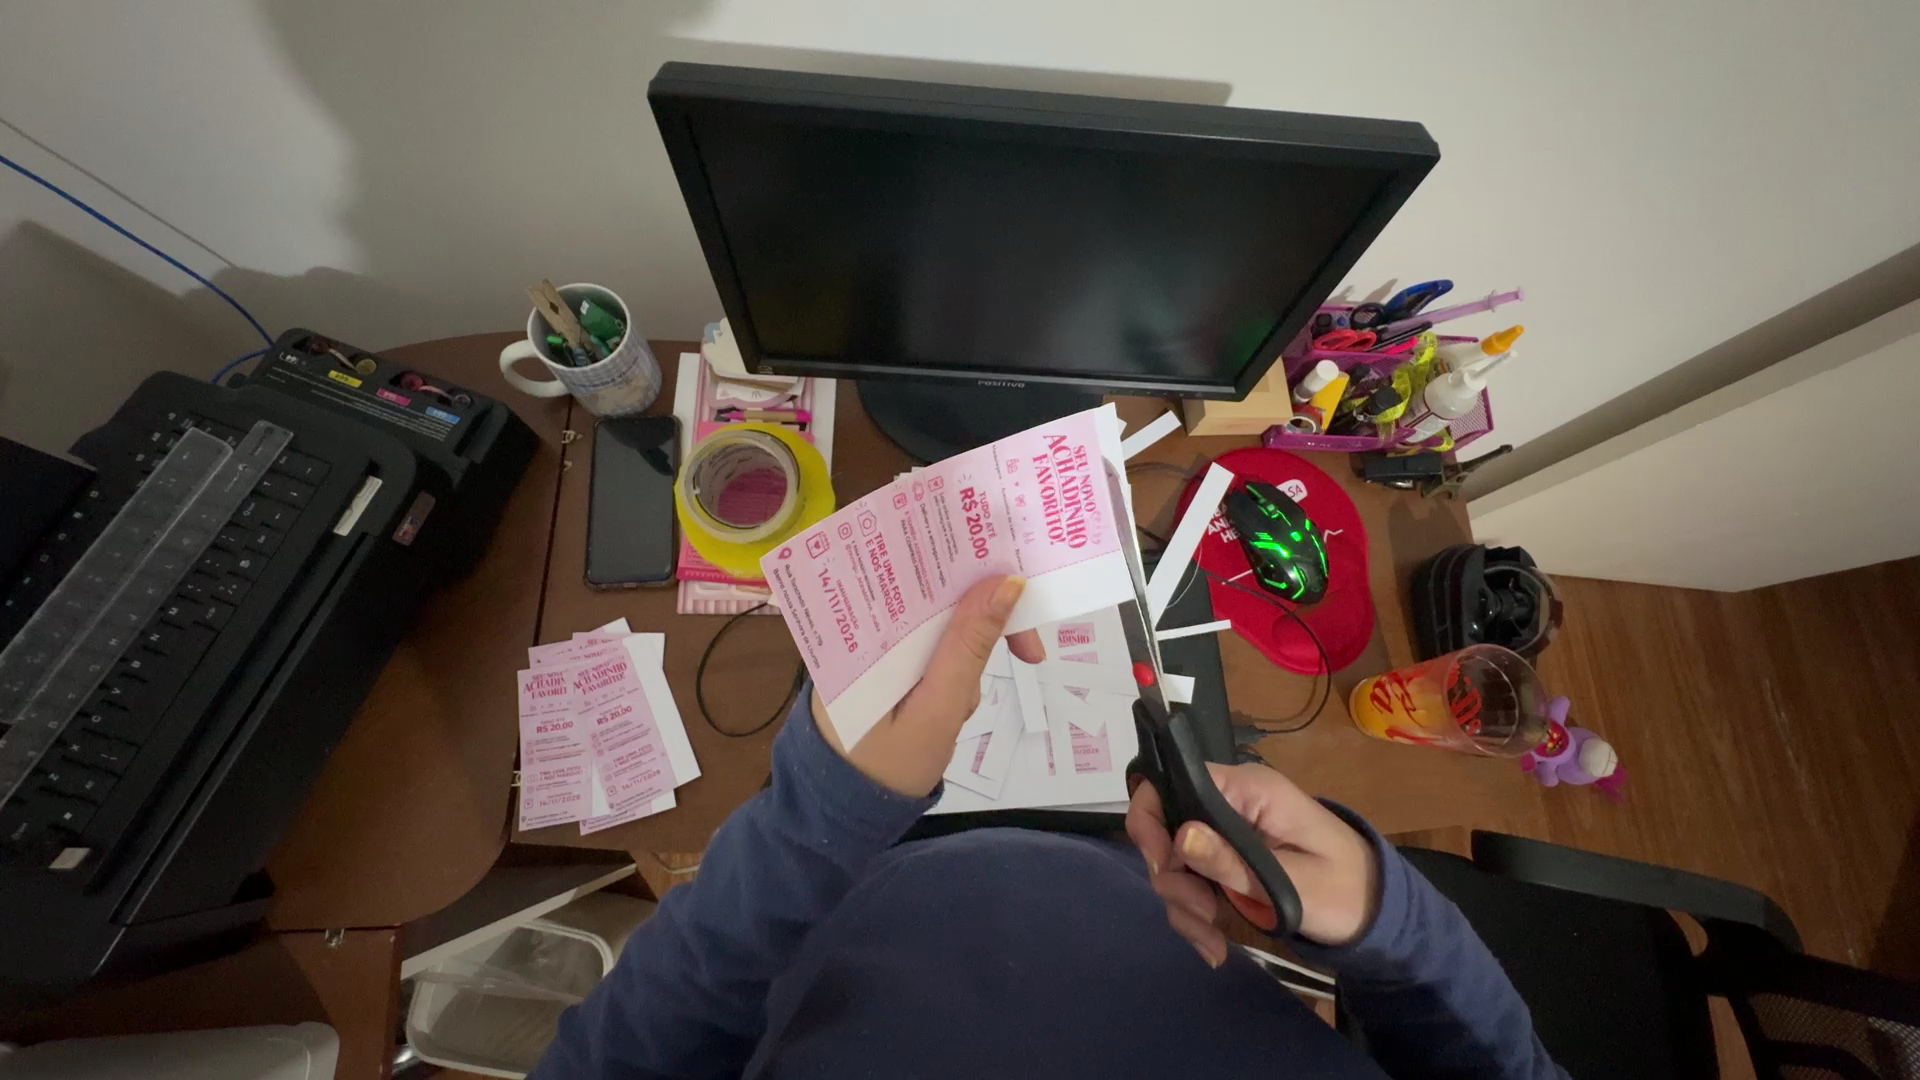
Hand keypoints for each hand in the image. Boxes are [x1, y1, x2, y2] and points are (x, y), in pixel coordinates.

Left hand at [814, 575, 1044, 795]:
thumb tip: (1007, 583)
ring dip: (965, 663)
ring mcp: (874, 650)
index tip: (1024, 594)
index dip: (978, 577)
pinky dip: (950, 677)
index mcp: (865, 626)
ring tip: (956, 714)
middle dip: (984, 626)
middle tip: (1029, 654)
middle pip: (938, 600)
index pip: (925, 577)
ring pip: (939, 630)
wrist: (841, 818)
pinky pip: (928, 654)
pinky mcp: (884, 670)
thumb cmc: (884, 768)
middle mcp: (865, 628)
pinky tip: (949, 711)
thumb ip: (969, 647)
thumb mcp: (936, 708)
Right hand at [1125, 762, 1379, 963]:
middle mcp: (1228, 800)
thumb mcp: (1296, 885)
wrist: (1377, 915)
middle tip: (1202, 915)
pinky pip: (1188, 879)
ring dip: (1183, 903)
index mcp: (1247, 790)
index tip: (1164, 868)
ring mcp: (1223, 829)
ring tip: (1212, 941)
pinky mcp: (1223, 856)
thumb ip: (1236, 862)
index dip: (1152, 820)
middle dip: (1172, 876)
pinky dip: (1192, 913)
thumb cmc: (1348, 892)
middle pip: (1165, 825)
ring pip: (1172, 858)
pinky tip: (1213, 943)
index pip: (1173, 781)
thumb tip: (1180, 837)